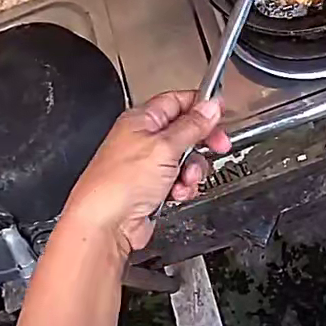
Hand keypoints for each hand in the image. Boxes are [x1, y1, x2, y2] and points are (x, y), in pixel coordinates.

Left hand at [60, 91, 231, 256]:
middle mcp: (144, 140)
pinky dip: (183, 187)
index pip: (177, 101)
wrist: (105, 224)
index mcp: (142, 120)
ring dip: (193, 170)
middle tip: (217, 146)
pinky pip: (180, 180)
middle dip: (203, 142)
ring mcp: (148, 165)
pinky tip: (176, 192)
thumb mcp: (165, 147)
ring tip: (185, 178)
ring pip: (186, 159)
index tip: (220, 112)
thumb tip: (210, 106)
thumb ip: (192, 126)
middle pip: (185, 131)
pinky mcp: (153, 187)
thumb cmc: (119, 183)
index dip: (200, 105)